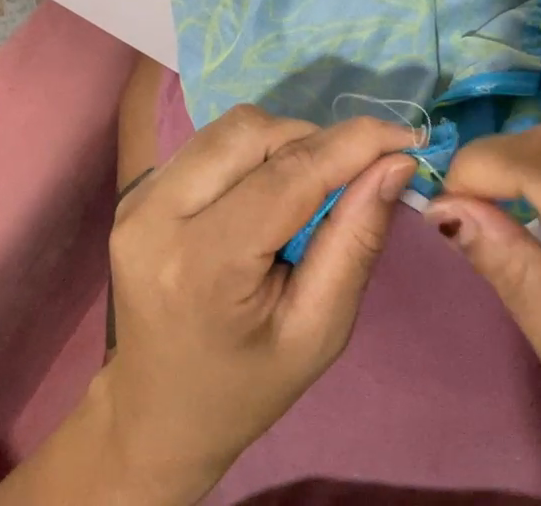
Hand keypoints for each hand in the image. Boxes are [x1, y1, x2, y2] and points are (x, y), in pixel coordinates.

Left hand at [0, 106, 418, 504]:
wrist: (158, 411)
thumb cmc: (247, 386)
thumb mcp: (318, 330)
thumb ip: (355, 240)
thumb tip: (393, 164)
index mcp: (202, 263)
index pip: (288, 174)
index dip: (352, 144)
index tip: (406, 136)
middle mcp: (156, 215)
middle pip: (251, 132)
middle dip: (313, 140)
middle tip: (353, 175)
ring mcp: (137, 198)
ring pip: (227, 129)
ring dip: (281, 143)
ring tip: (309, 192)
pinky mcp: (135, 191)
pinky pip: (207, 145)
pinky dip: (250, 153)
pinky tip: (266, 195)